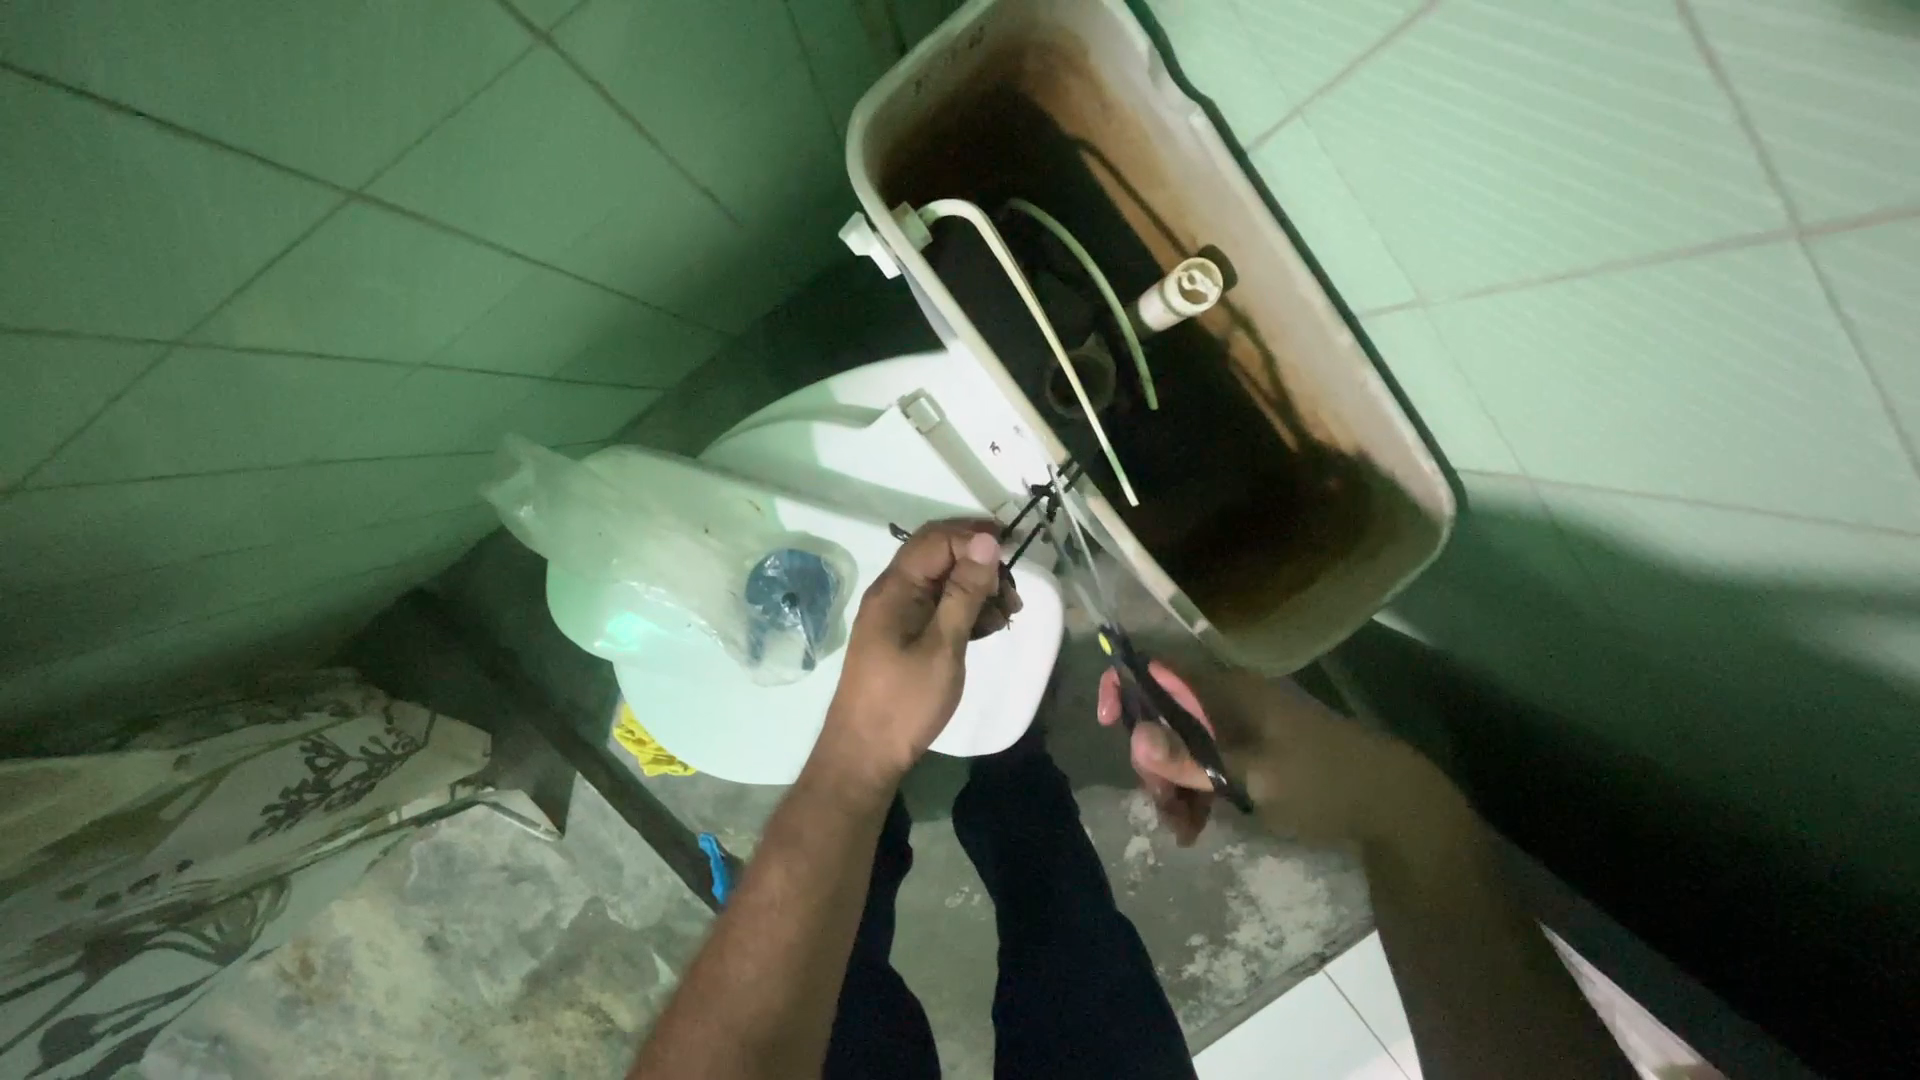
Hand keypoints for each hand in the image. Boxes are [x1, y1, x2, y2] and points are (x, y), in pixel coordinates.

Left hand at [815, 520, 1019, 792]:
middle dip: (979, 563)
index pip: (937, 539)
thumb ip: (965, 592)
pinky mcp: (902, 634)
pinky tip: (988, 627)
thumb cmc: (905, 700)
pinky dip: (964, 609)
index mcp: (896, 587)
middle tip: (1012, 590)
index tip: (1014, 553)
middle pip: (939, 555)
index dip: (975, 537)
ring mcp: (895, 613)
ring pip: (940, 581)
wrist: (865, 753)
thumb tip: (986, 540)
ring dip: (976, 588)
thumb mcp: (944, 645)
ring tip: (1008, 614)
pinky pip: (936, 606)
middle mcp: (892, 591)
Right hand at [1098, 657, 1468, 849]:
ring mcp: (1236, 726)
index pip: (1157, 667)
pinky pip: (1204, 764)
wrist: (1392, 805)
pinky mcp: (1248, 752)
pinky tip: (1196, 829)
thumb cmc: (1323, 781)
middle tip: (1161, 804)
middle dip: (1152, 760)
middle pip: (1163, 716)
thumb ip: (1190, 758)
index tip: (1109, 725)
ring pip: (1181, 745)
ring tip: (1181, 831)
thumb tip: (1133, 737)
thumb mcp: (1253, 776)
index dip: (1124, 685)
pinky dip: (1194, 792)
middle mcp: (1224, 699)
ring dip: (1172, 785)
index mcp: (1224, 690)